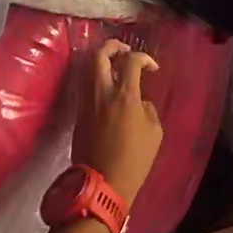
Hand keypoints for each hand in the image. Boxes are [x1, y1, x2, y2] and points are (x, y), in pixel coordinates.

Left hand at [74, 39, 162, 203]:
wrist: (101, 186)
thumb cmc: (133, 160)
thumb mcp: (154, 133)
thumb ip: (148, 109)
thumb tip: (139, 102)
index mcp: (124, 95)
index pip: (131, 60)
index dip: (144, 57)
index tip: (152, 68)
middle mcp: (102, 92)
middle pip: (100, 54)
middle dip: (113, 46)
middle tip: (125, 51)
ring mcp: (86, 101)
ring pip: (88, 68)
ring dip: (102, 61)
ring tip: (115, 67)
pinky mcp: (78, 113)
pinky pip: (84, 84)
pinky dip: (95, 77)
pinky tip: (106, 86)